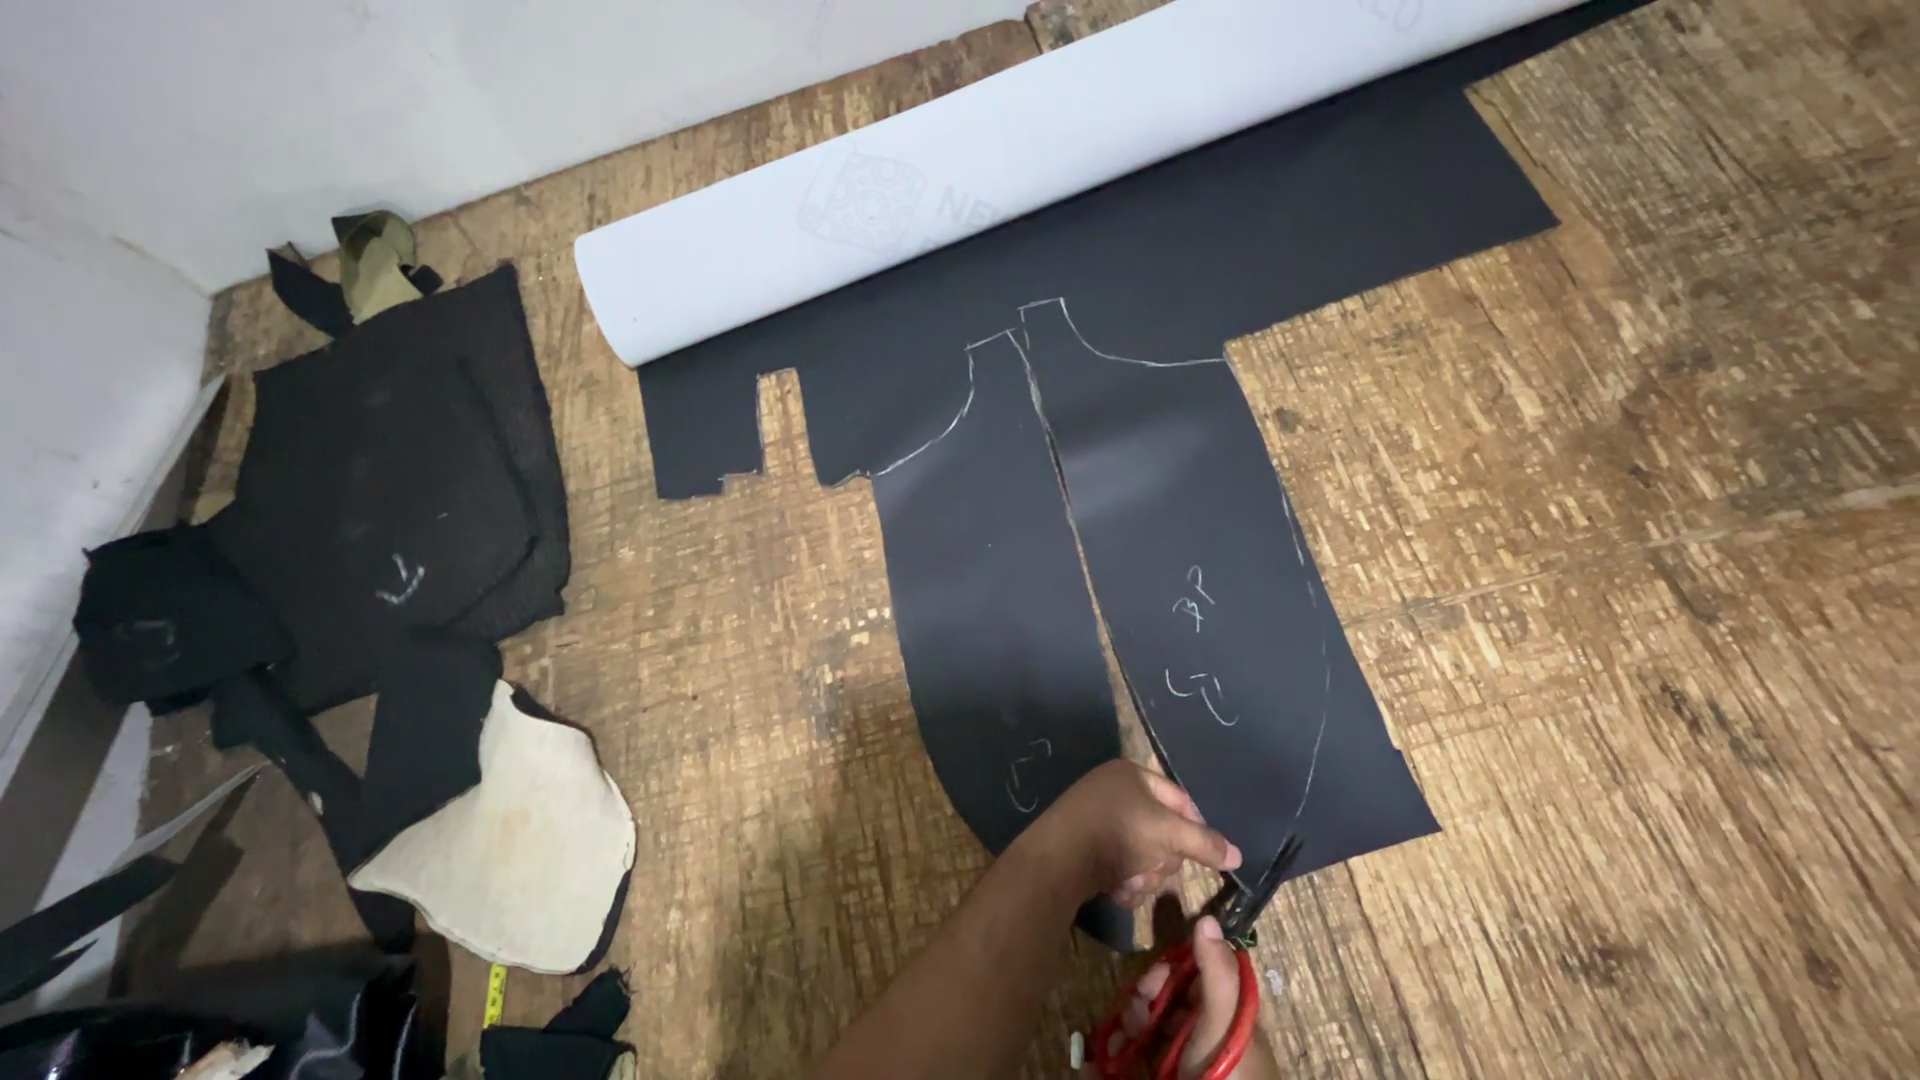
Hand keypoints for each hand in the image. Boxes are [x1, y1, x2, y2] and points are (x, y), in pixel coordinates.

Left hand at [1021, 760, 1241, 905]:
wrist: (1059, 860)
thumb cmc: (1119, 832)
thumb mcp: (1170, 834)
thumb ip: (1206, 843)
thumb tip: (1238, 856)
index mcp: (1131, 774)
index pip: (1179, 798)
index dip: (1196, 826)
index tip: (1208, 853)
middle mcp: (1113, 793)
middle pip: (1162, 831)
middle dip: (1161, 858)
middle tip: (1154, 866)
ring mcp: (1096, 821)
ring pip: (1142, 855)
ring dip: (1143, 875)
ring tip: (1130, 881)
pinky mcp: (1084, 849)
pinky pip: (1119, 866)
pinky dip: (1122, 882)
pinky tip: (1115, 888)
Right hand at [1095, 916, 1281, 1079]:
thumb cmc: (1226, 1072)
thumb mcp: (1223, 1020)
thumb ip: (1216, 972)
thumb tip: (1208, 918)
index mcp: (1227, 1010)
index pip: (1192, 973)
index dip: (1166, 972)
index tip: (1147, 983)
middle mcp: (1208, 1030)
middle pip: (1169, 998)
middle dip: (1143, 1000)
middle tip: (1131, 1017)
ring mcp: (1188, 1056)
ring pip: (1153, 1023)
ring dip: (1130, 1023)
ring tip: (1119, 1040)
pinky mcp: (1171, 1074)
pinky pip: (1145, 1050)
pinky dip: (1127, 1045)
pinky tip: (1115, 1051)